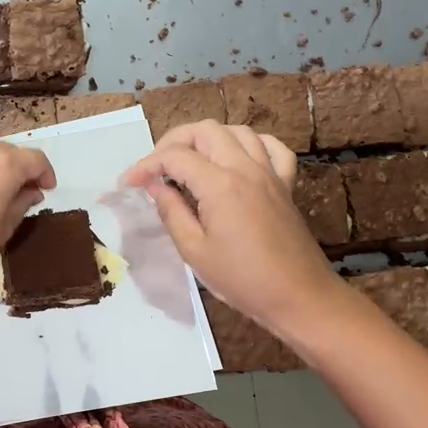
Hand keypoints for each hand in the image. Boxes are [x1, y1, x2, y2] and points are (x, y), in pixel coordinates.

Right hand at [121, 120, 344, 332]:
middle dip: (173, 142)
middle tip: (156, 168)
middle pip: (205, 131)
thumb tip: (155, 186)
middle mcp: (245, 168)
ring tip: (190, 161)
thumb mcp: (193, 250)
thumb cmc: (241, 279)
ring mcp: (269, 173)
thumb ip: (171, 211)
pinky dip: (250, 144)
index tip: (128, 182)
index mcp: (220, 185)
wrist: (299, 297)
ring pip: (236, 131)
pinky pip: (271, 147)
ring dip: (208, 139)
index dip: (145, 165)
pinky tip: (236, 158)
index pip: (174, 157)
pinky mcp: (285, 184)